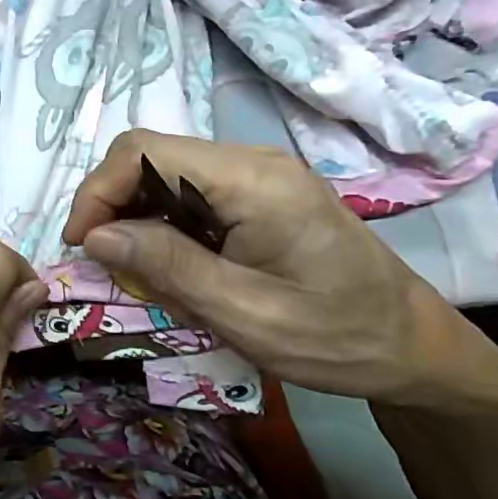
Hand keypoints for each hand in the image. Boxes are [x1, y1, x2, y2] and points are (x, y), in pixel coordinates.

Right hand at [61, 129, 497, 412]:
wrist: (415, 347)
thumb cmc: (336, 338)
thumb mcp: (244, 314)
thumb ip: (166, 267)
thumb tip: (95, 236)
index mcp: (252, 181)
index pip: (142, 151)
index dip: (97, 191)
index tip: (83, 245)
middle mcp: (251, 161)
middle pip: (148, 155)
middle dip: (111, 204)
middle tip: (107, 262)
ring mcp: (256, 173)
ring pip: (162, 171)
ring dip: (134, 215)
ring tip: (138, 268)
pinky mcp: (258, 191)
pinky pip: (186, 190)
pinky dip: (160, 221)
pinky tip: (170, 260)